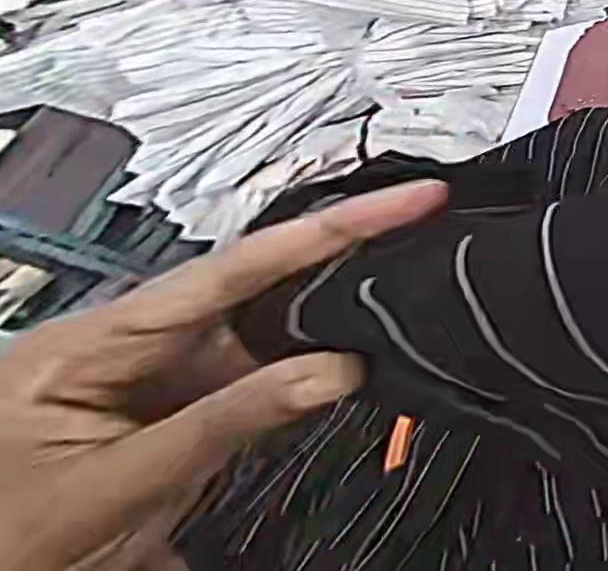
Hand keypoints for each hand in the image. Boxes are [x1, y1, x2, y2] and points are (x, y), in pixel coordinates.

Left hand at [0, 180, 445, 570]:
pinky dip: (333, 346)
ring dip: (348, 298)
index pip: (240, 263)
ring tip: (416, 266)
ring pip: (286, 312)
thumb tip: (339, 369)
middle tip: (433, 216)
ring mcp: (177, 362)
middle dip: (355, 242)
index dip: (338, 224)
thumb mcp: (103, 490)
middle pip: (274, 272)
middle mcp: (145, 336)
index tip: (416, 196)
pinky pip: (285, 352)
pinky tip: (370, 336)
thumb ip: (224, 423)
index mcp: (96, 341)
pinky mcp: (205, 389)